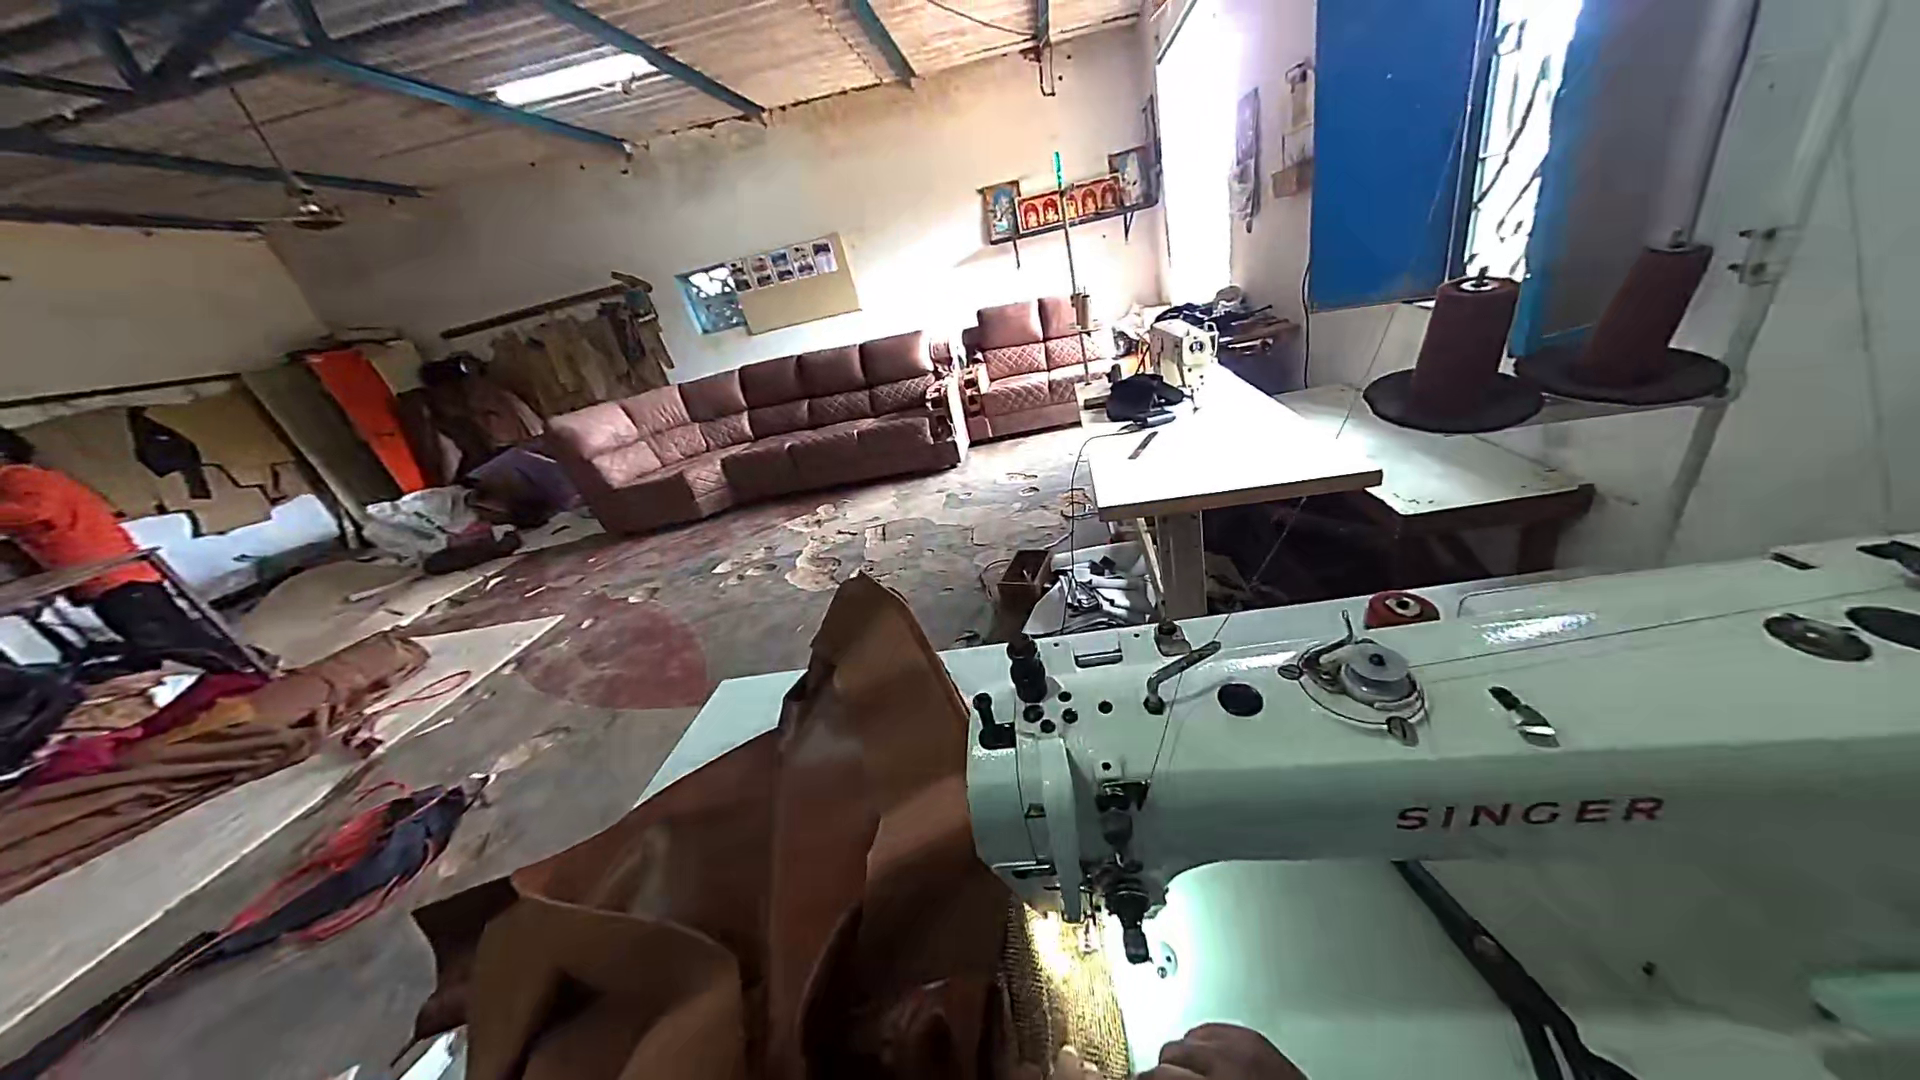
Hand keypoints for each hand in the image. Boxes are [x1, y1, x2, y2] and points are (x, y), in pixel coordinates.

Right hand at [1138, 1024, 1307, 1079]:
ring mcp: (1242, 1043)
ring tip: (1189, 1074)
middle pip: (1169, 1050)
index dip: (1142, 1078)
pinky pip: (1213, 1029)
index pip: (1159, 1074)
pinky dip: (1206, 1044)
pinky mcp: (1254, 1036)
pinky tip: (1210, 1062)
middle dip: (1164, 1070)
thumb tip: (1157, 1079)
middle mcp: (1226, 1060)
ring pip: (1188, 1035)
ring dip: (1184, 1056)